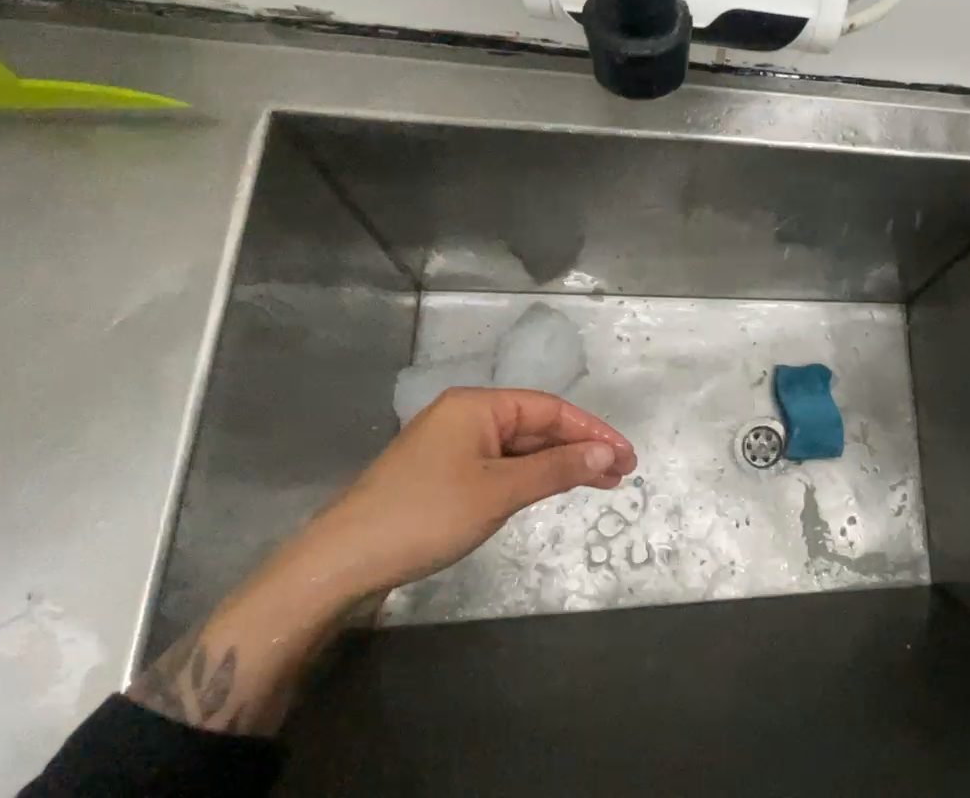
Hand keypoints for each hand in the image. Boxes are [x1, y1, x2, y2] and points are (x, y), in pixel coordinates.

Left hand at [293, 387, 637, 600]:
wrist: (342, 562)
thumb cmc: (426, 516)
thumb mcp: (500, 491)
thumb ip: (558, 469)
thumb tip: (609, 454)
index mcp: (477, 406)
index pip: (550, 409)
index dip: (594, 432)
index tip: (627, 458)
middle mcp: (465, 416)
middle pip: (537, 425)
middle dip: (580, 448)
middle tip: (621, 474)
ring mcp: (451, 446)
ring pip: (519, 448)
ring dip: (559, 464)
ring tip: (600, 484)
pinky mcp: (442, 474)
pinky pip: (500, 465)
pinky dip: (531, 477)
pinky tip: (551, 490)